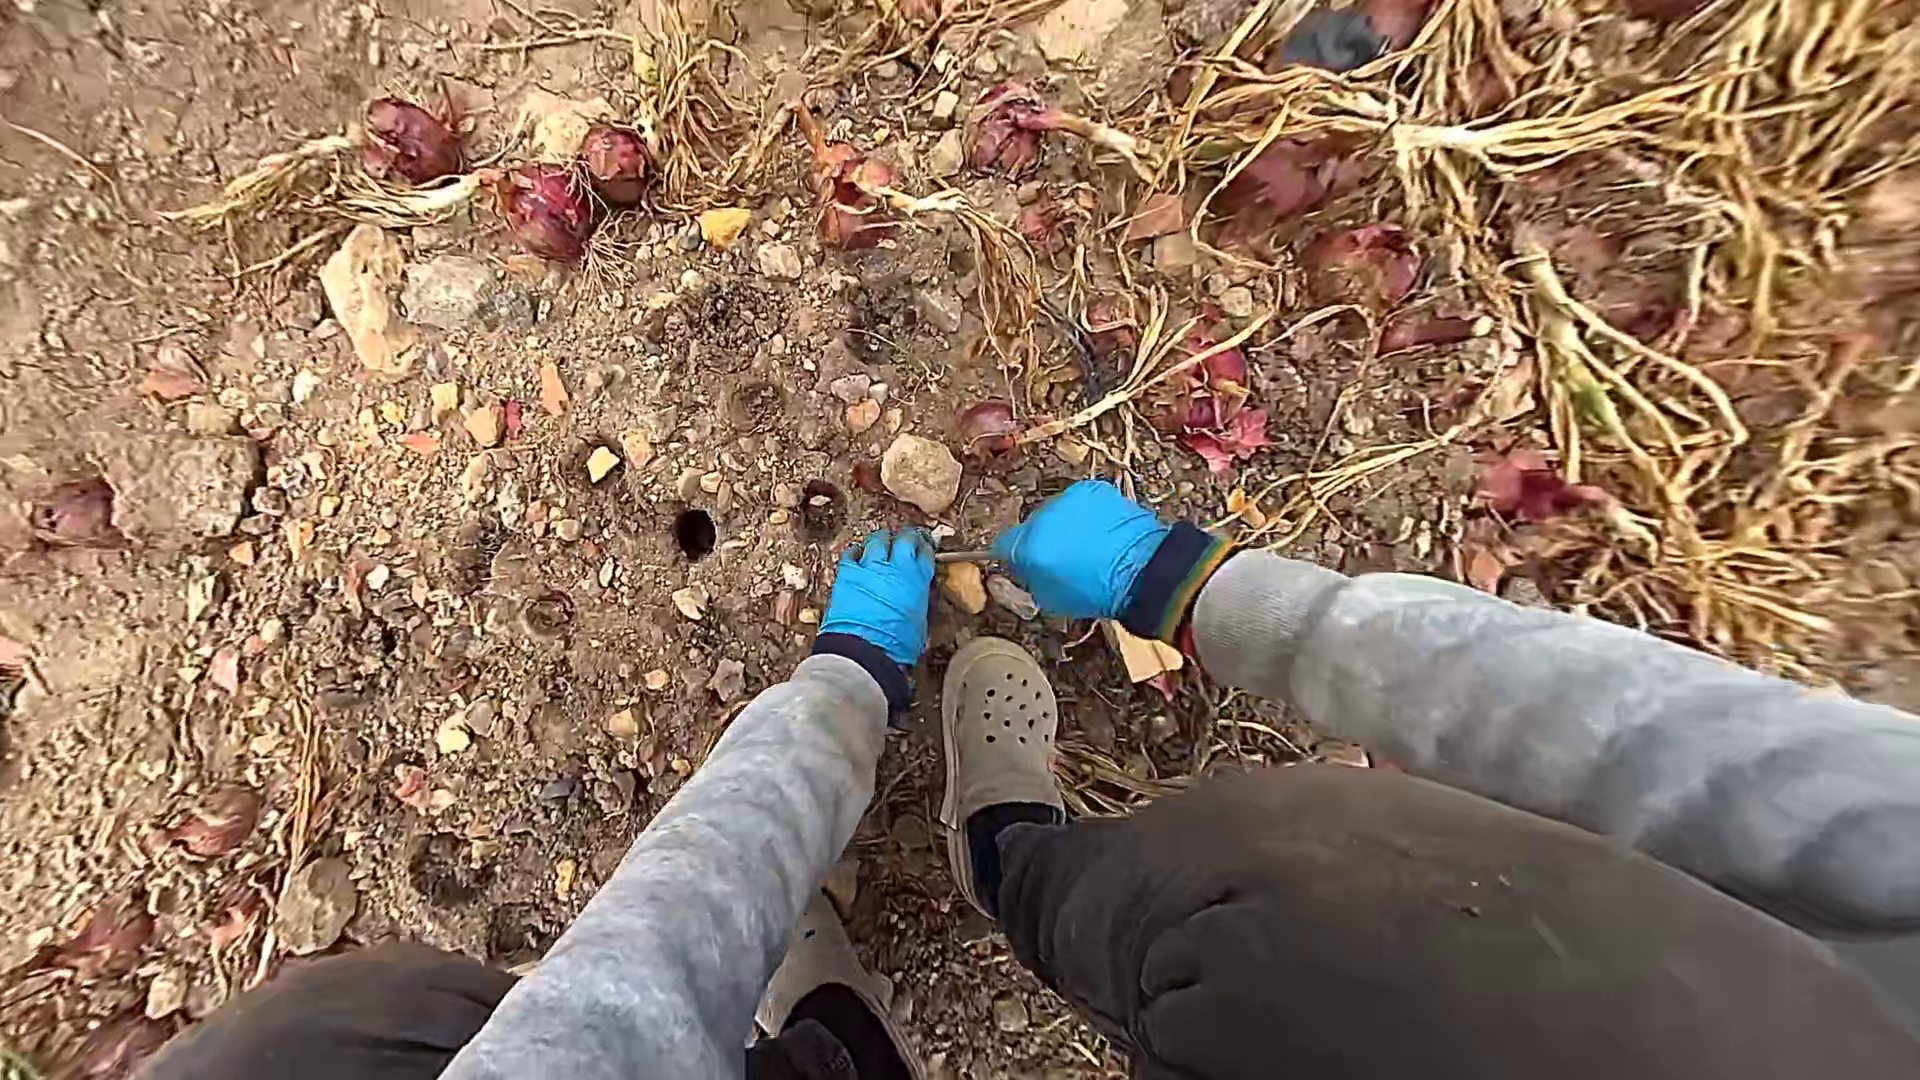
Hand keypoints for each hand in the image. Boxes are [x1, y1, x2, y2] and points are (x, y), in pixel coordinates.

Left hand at [819, 528, 934, 665]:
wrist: (863, 651)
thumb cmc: (896, 645)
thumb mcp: (921, 622)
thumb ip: (922, 599)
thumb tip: (921, 590)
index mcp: (917, 578)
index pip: (925, 550)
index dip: (926, 545)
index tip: (926, 545)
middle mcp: (894, 567)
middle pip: (903, 538)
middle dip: (907, 536)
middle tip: (908, 538)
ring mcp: (869, 568)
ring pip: (877, 540)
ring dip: (882, 539)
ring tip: (884, 540)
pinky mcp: (847, 574)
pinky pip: (852, 553)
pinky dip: (857, 551)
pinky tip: (859, 553)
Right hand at [991, 480, 1169, 618]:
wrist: (1143, 571)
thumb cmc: (1099, 592)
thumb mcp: (1051, 599)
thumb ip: (1030, 579)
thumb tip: (1024, 567)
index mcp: (1029, 547)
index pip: (1003, 544)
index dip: (1015, 556)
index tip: (1027, 563)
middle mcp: (1043, 518)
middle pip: (1030, 526)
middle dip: (1042, 539)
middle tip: (1062, 557)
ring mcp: (1068, 500)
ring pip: (1055, 512)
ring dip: (1063, 524)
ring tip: (1086, 544)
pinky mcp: (1092, 490)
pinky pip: (1079, 502)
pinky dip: (1085, 513)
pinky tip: (1099, 530)